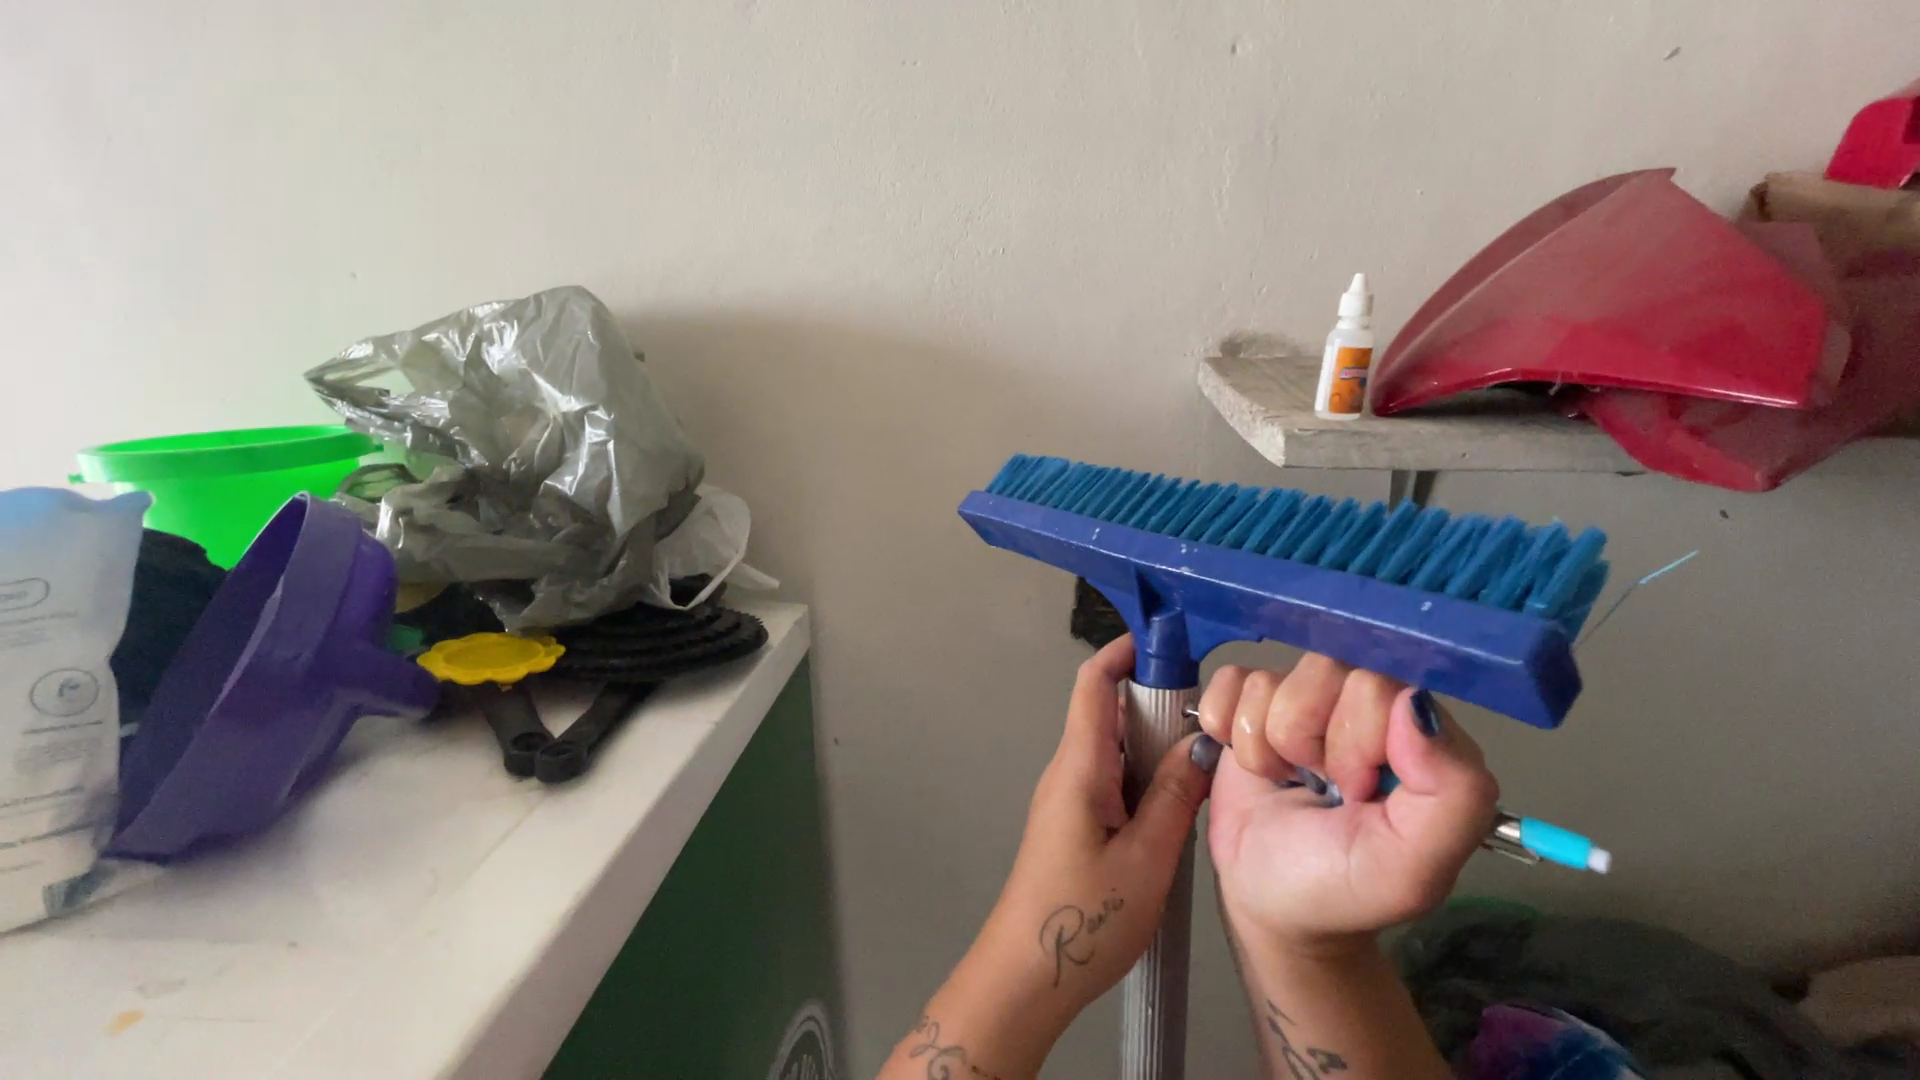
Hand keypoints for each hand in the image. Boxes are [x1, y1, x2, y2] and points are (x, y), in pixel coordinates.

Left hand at [969, 634, 1215, 1021]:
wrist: (1028, 972)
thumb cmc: (1086, 914)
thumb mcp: (1147, 858)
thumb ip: (1174, 797)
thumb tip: (1202, 744)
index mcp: (1079, 766)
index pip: (1093, 684)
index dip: (1123, 652)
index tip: (1166, 642)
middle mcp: (1068, 771)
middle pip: (1108, 712)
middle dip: (1155, 702)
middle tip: (1210, 714)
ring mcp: (1068, 797)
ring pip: (1113, 748)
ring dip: (1153, 743)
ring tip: (1203, 757)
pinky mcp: (1073, 822)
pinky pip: (1111, 778)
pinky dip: (1143, 774)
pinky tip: (1175, 800)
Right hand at [1199, 655, 1496, 956]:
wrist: (1267, 901)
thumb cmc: (1341, 886)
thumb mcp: (1412, 866)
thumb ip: (1452, 792)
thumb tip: (1416, 701)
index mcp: (1415, 731)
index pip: (1379, 685)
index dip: (1356, 738)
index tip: (1357, 791)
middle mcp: (1360, 703)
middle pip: (1321, 670)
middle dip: (1304, 740)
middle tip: (1318, 785)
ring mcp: (1299, 699)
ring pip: (1268, 680)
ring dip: (1261, 744)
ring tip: (1283, 781)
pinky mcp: (1247, 702)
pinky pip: (1228, 680)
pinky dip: (1223, 724)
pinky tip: (1246, 762)